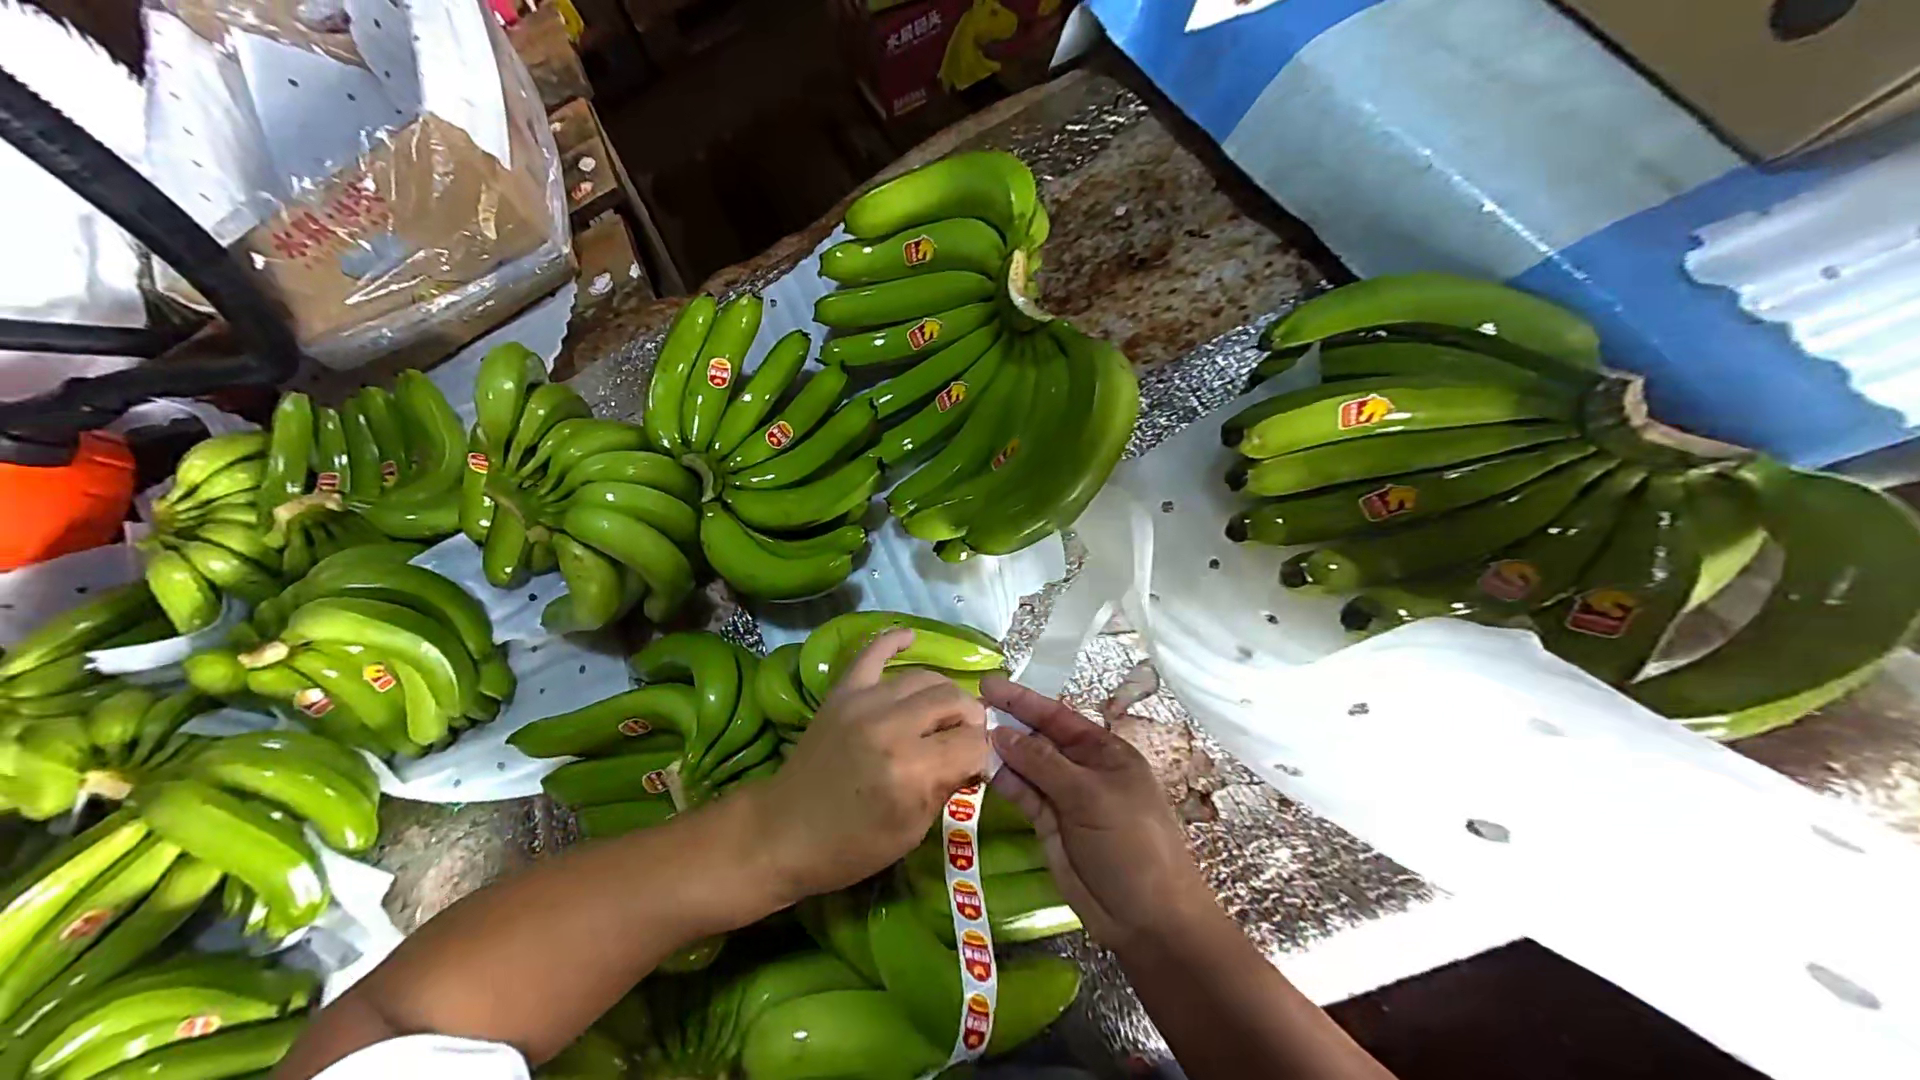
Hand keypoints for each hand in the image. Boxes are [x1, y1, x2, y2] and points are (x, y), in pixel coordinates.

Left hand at [752, 630, 987, 904]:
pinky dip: (893, 641)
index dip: (983, 754)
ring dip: (944, 693)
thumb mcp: (912, 832)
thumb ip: (948, 785)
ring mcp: (864, 703)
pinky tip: (911, 637)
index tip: (978, 765)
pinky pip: (872, 653)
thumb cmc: (851, 846)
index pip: (972, 743)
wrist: (783, 832)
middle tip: (965, 738)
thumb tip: (975, 756)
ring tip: (944, 713)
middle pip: (954, 701)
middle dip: (970, 719)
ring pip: (924, 678)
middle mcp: (891, 727)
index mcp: (911, 770)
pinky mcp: (842, 692)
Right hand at [984, 675, 1215, 952]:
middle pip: (1039, 738)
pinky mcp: (1049, 824)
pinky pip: (1023, 794)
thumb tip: (1001, 733)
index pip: (1058, 716)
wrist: (1147, 919)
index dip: (1024, 700)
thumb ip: (1043, 763)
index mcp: (1104, 751)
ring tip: (965, 735)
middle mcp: (1082, 768)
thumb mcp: (1090, 796)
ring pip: (1026, 766)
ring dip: (1000, 751)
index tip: (988, 684)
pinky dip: (1003, 781)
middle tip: (968, 709)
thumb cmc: (1131, 844)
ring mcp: (1064, 797)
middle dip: (1008, 722)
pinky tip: (981, 767)